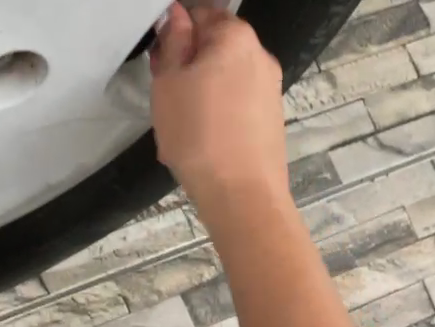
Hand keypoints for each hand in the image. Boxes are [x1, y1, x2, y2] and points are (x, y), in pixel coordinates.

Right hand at [149, 3, 291, 223]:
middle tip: (167, 100)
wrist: (242, 199)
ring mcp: (271, 94)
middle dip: (190, 70)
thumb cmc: (198, 137)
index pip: (200, 14)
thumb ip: (172, 44)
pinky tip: (203, 150)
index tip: (161, 64)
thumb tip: (178, 19)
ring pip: (226, 85)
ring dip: (202, 100)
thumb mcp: (168, 83)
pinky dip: (219, 123)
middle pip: (217, 51)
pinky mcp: (273, 126)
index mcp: (236, 37)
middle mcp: (261, 59)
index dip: (176, 36)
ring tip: (183, 133)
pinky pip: (238, 113)